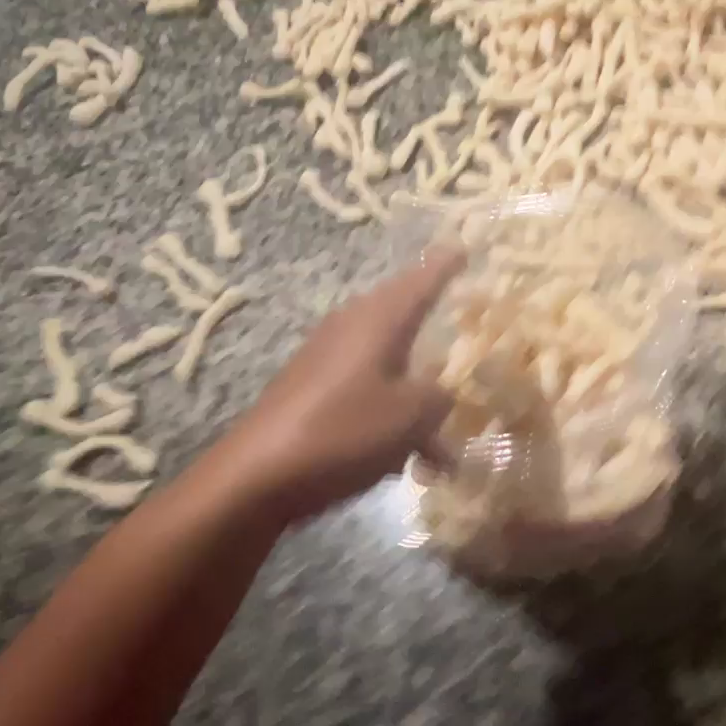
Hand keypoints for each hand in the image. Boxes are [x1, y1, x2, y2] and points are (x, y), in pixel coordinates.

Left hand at [216, 248, 465, 508]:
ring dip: (418, 380)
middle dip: (436, 317)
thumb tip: (445, 389)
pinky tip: (410, 455)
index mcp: (380, 318)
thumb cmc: (344, 431)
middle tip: (468, 321)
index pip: (423, 278)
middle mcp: (353, 326)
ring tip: (446, 417)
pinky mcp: (314, 388)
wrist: (257, 477)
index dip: (448, 264)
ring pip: (389, 356)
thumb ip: (441, 394)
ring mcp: (329, 356)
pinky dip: (393, 407)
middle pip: (404, 311)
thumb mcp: (412, 414)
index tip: (468, 248)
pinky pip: (368, 385)